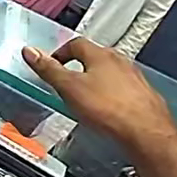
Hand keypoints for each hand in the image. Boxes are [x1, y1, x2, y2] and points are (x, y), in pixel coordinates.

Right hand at [23, 37, 176, 154]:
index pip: (76, 44)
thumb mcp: (69, 88)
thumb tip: (30, 52)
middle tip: (66, 78)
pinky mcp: (143, 96)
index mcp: (100, 56)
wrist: (146, 132)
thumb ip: (49, 70)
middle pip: (94, 57)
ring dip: (96, 80)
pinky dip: (110, 95)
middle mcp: (120, 62)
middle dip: (78, 66)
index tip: (52, 62)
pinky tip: (105, 110)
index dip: (60, 52)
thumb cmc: (110, 109)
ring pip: (110, 73)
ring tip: (84, 95)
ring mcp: (134, 79)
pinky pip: (122, 90)